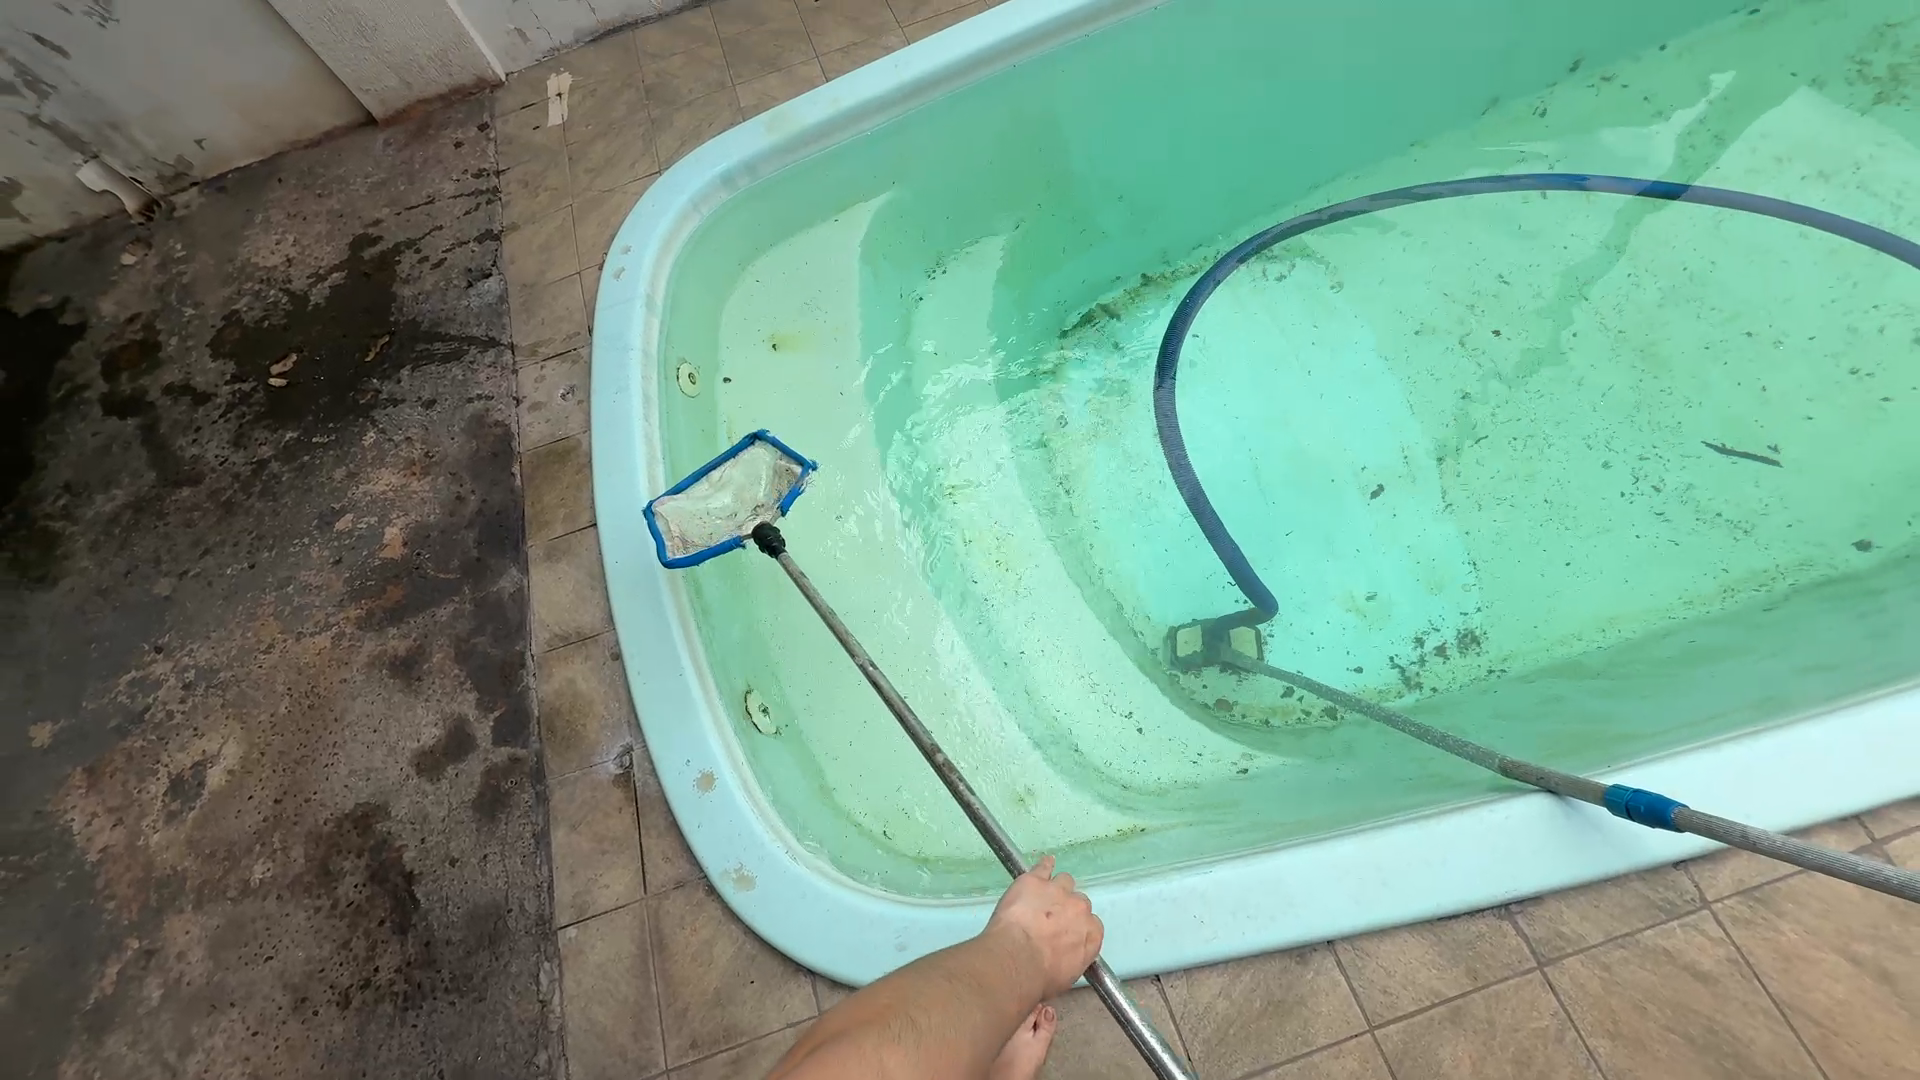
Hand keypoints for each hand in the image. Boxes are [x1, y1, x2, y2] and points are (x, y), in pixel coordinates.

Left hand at [984, 855, 1103, 998]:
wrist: (1017, 959)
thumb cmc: (1040, 977)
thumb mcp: (1066, 976)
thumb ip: (1073, 957)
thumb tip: (1064, 955)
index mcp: (1092, 934)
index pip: (1092, 924)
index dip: (1077, 927)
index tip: (1066, 933)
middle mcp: (1079, 908)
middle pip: (1078, 902)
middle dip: (1066, 909)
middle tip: (1050, 920)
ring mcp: (1057, 890)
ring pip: (1063, 881)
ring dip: (1055, 888)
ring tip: (1043, 896)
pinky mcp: (1034, 880)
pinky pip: (1044, 866)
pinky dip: (1045, 865)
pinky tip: (1045, 863)